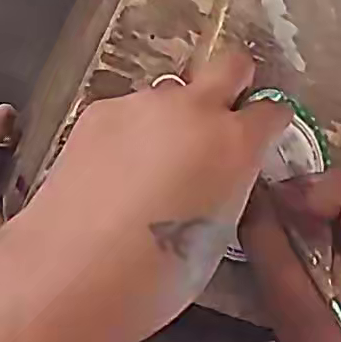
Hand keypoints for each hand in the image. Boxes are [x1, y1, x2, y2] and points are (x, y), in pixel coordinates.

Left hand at [2, 44, 291, 341]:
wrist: (69, 272)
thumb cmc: (156, 277)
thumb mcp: (219, 232)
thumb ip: (229, 183)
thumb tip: (224, 167)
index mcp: (234, 143)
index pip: (271, 110)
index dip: (270, 121)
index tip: (263, 133)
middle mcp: (194, 109)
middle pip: (231, 64)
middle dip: (234, 82)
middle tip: (221, 117)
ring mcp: (144, 103)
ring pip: (172, 93)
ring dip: (173, 116)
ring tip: (148, 164)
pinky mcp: (101, 109)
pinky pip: (131, 111)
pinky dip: (132, 131)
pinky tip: (112, 168)